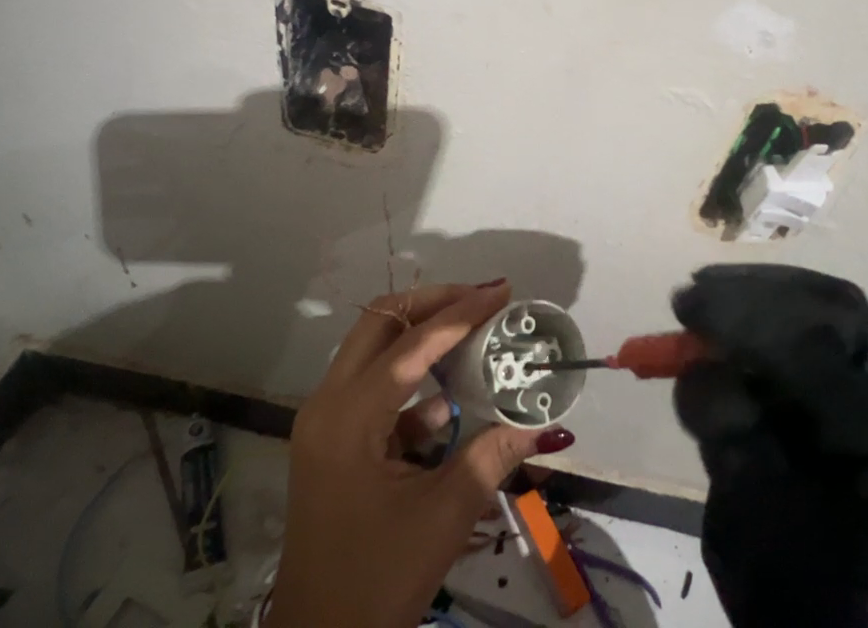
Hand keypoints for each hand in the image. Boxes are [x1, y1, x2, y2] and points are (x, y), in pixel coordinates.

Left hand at [266, 281, 574, 627]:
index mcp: (347, 418)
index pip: (409, 346)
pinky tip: (452, 400)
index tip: (502, 291)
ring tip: (476, 333)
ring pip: (373, 353)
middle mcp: (327, 405)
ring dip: (422, 337)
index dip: (460, 314)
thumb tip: (542, 422)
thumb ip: (493, 456)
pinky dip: (413, 383)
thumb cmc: (378, 576)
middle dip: (432, 304)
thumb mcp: (444, 514)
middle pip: (379, 327)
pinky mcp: (333, 443)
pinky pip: (375, 391)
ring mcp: (325, 423)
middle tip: (483, 299)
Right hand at [673, 264, 867, 627]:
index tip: (688, 309)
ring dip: (760, 298)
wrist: (810, 622)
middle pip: (843, 318)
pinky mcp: (853, 399)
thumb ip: (727, 436)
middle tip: (694, 294)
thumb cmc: (779, 583)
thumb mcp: (744, 516)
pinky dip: (761, 319)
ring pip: (834, 317)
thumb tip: (698, 367)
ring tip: (699, 302)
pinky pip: (816, 337)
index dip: (755, 325)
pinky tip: (718, 335)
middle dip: (762, 295)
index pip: (828, 362)